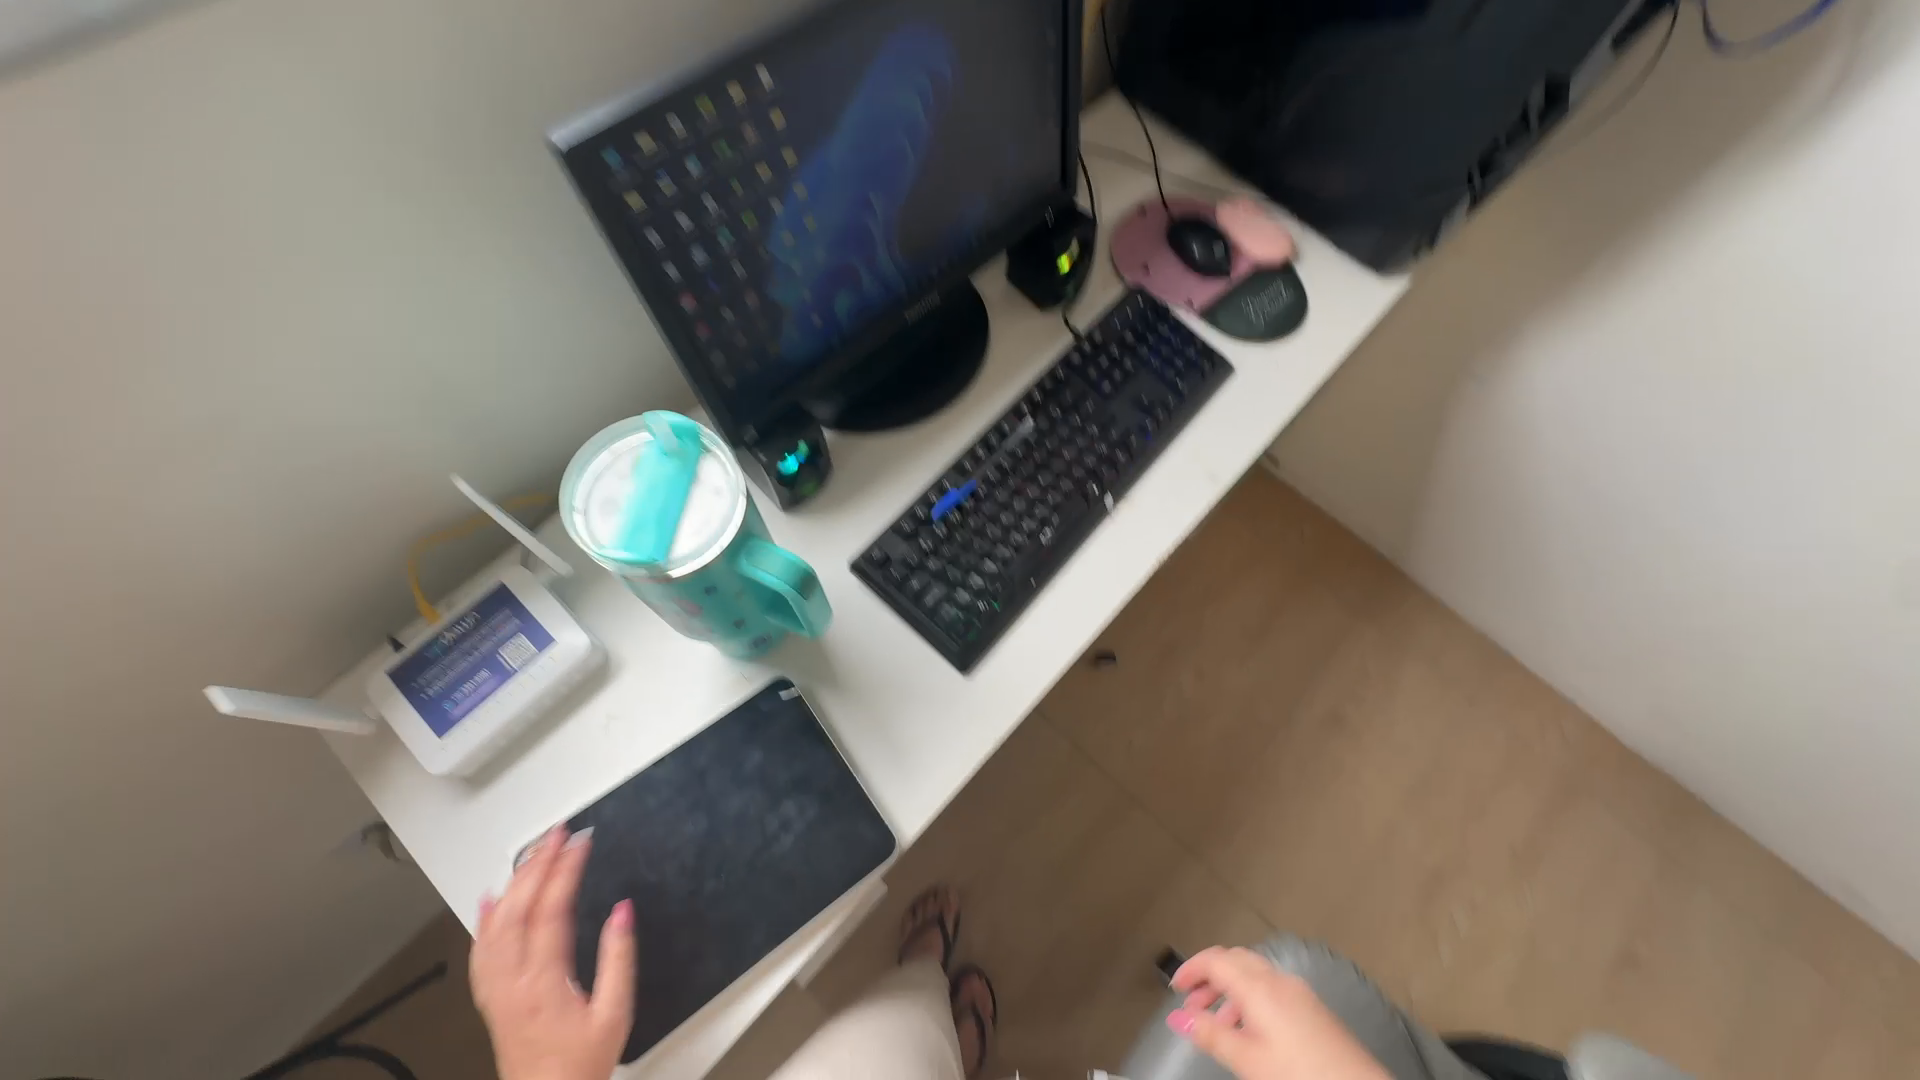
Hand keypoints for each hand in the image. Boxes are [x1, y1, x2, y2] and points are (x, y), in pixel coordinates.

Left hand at [470, 825, 635, 1079]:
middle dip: (537, 865)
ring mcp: (496, 991)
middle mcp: (512, 982)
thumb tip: (622, 909)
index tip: (581, 841)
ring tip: (532, 853)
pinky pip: (480, 952)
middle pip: (517, 911)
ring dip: (513, 883)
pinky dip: (484, 920)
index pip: (551, 911)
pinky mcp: (491, 1000)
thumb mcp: (616, 1013)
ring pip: (495, 926)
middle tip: (556, 834)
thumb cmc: (582, 1063)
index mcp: (544, 982)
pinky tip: (490, 900)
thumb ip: (619, 958)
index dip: (566, 871)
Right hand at [1166, 947, 1390, 1079]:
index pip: (1216, 959)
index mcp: (1259, 987)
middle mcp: (1278, 980)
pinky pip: (1272, 989)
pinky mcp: (1313, 1009)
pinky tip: (1251, 1032)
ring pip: (1254, 975)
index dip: (1191, 968)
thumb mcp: (1247, 1060)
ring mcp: (1299, 992)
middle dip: (1209, 976)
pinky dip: (1251, 999)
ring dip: (1230, 990)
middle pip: (1235, 960)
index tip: (1175, 987)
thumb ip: (1210, 1035)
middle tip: (1192, 1004)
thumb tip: (1177, 1017)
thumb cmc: (1299, 1076)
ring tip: (1218, 1025)